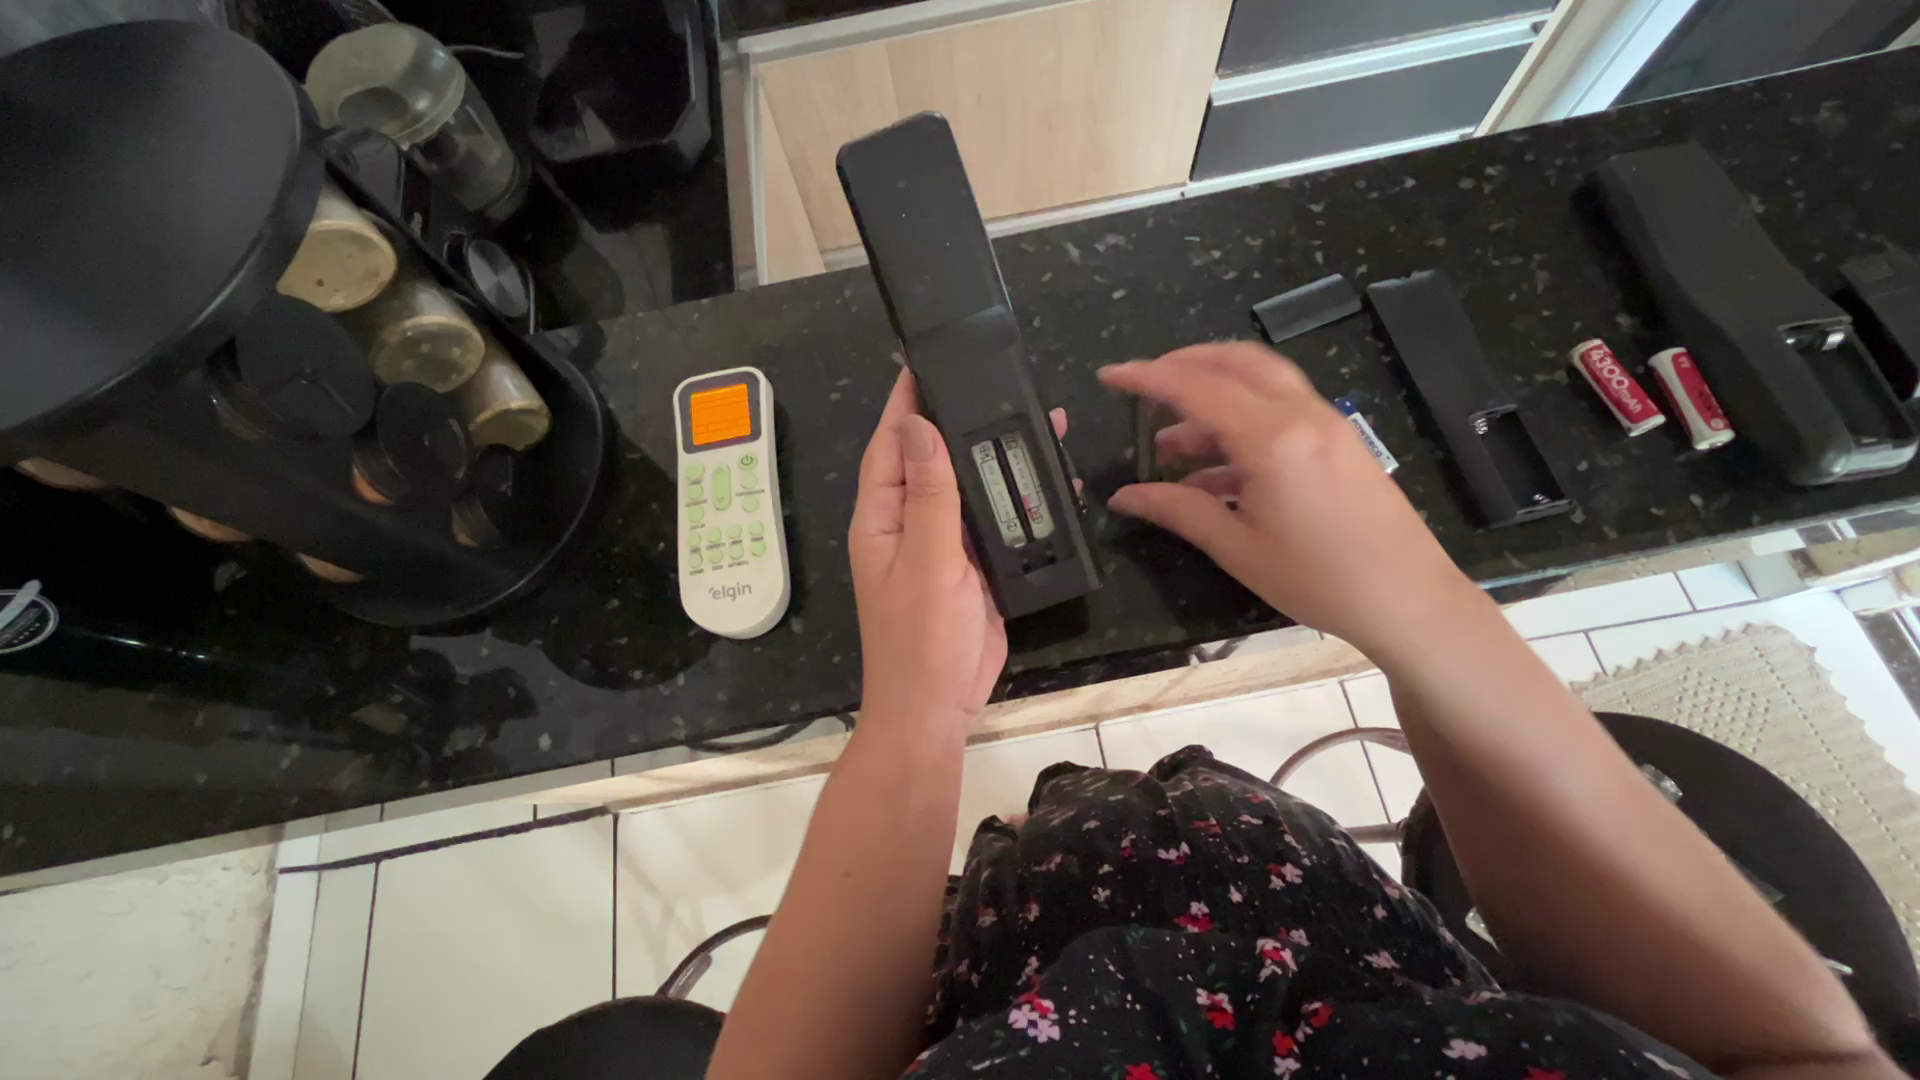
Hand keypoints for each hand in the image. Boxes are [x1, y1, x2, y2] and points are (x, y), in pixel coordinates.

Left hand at [850, 370, 1065, 726]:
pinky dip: (1021, 500)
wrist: (938, 706)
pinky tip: (1053, 481)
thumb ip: (928, 494)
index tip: (925, 358)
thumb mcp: (925, 560)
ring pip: (972, 488)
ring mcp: (944, 545)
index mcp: (883, 516)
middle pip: (936, 459)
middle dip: (965, 423)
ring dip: (1000, 459)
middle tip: (1003, 384)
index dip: (905, 402)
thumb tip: (917, 424)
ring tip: (1042, 422)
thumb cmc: (920, 637)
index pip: (891, 444)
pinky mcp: (976, 566)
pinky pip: (997, 521)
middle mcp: (910, 522)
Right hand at [1100, 342, 1482, 656]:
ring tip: (1168, 443)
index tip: (1109, 376)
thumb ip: (1178, 510)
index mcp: (1273, 439)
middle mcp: (1302, 415)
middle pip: (1235, 363)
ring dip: (1211, 397)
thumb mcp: (1238, 548)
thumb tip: (1124, 496)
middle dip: (1183, 365)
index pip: (1197, 388)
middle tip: (1142, 387)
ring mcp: (1327, 424)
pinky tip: (1212, 467)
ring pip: (1260, 382)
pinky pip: (1280, 411)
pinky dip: (1240, 421)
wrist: (1409, 599)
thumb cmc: (1318, 580)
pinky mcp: (1339, 440)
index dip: (1147, 377)